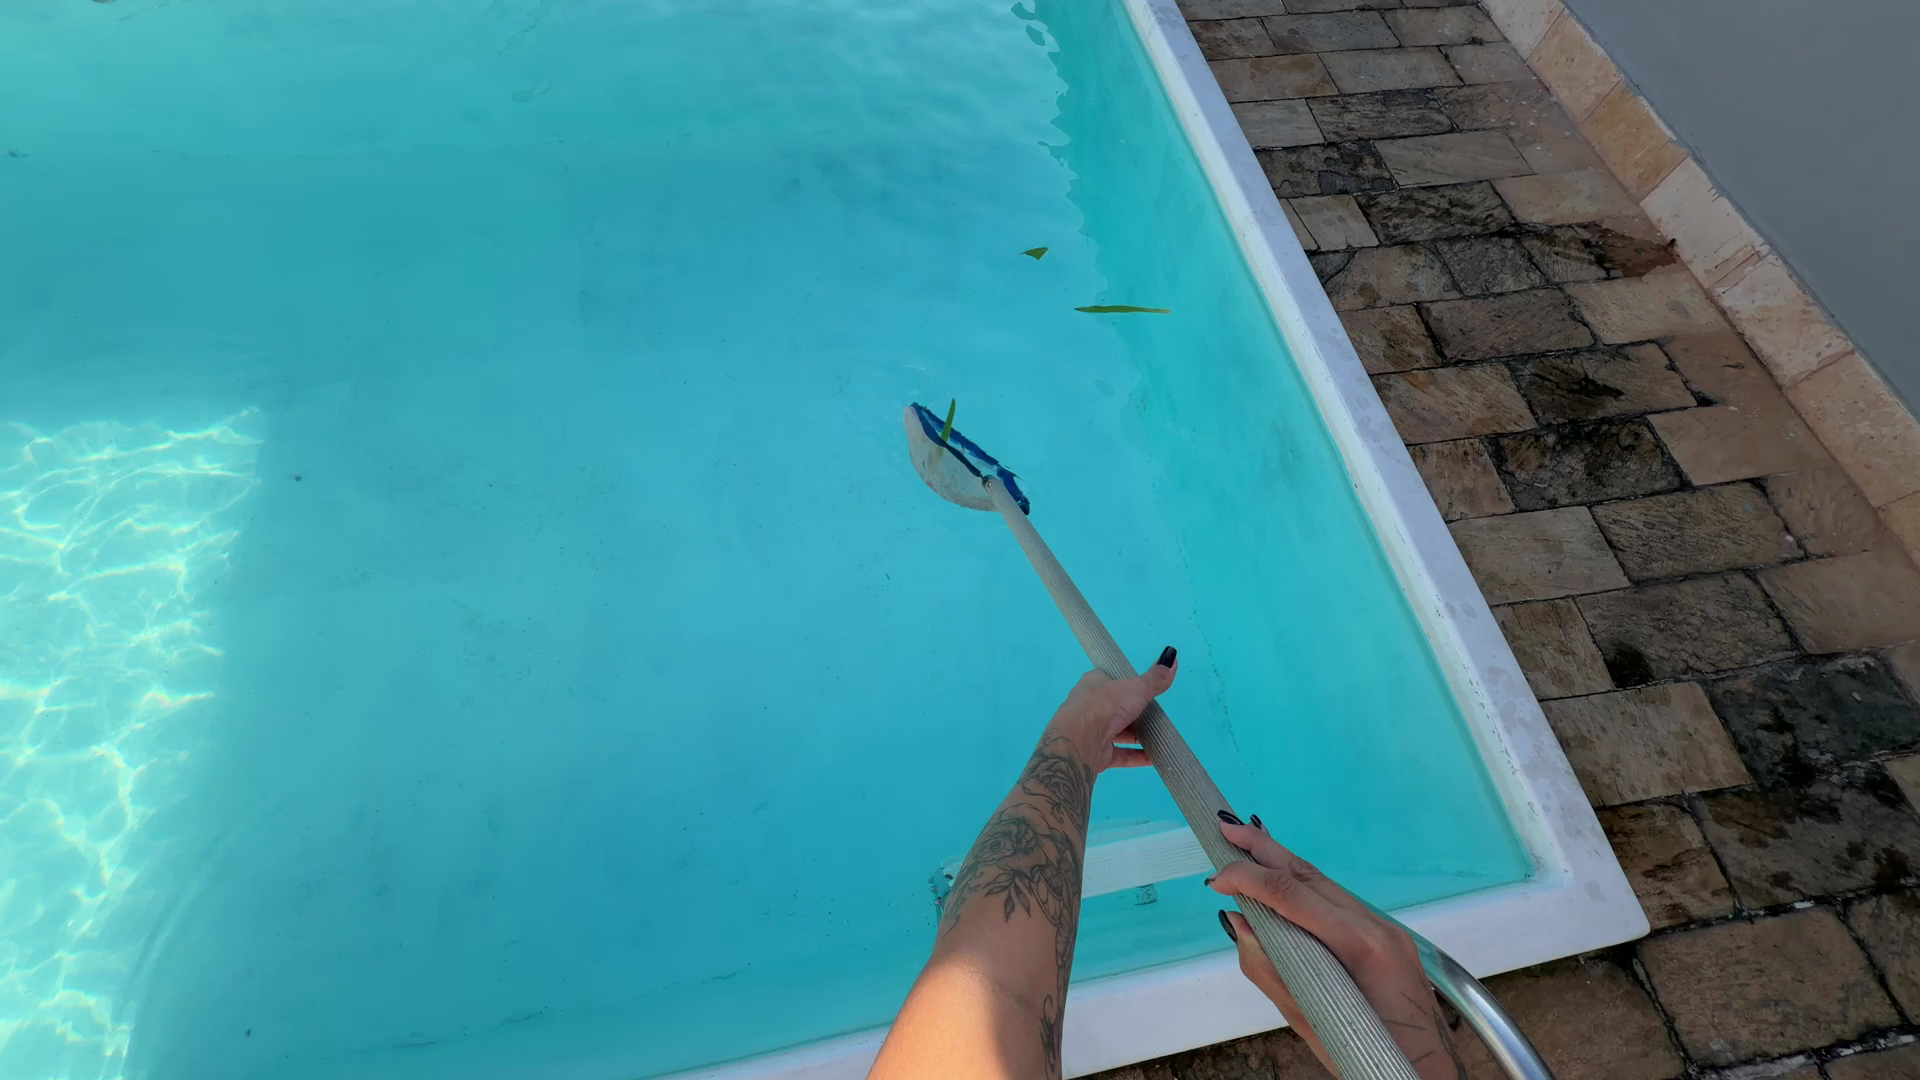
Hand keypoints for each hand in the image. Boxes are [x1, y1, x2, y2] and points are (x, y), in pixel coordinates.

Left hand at [1042, 647, 1176, 774]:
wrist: (1081, 739)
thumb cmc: (1106, 704)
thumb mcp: (1136, 687)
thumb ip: (1155, 678)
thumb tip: (1172, 656)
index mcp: (1094, 684)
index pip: (1110, 680)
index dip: (1125, 684)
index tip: (1144, 690)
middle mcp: (1090, 706)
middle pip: (1115, 708)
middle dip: (1134, 713)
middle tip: (1157, 716)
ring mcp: (1093, 731)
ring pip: (1118, 733)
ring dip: (1137, 736)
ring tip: (1160, 737)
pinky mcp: (1098, 753)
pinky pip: (1121, 754)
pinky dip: (1137, 756)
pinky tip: (1155, 758)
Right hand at [1209, 820, 1464, 1079]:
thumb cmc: (1370, 1058)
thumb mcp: (1308, 1021)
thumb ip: (1268, 968)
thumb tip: (1237, 920)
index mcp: (1360, 945)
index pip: (1290, 893)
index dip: (1247, 878)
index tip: (1215, 881)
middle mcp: (1375, 924)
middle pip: (1307, 872)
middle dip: (1261, 846)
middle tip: (1224, 827)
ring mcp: (1385, 926)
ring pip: (1321, 879)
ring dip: (1278, 858)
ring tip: (1243, 840)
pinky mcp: (1385, 932)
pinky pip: (1333, 897)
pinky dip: (1299, 882)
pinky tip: (1279, 876)